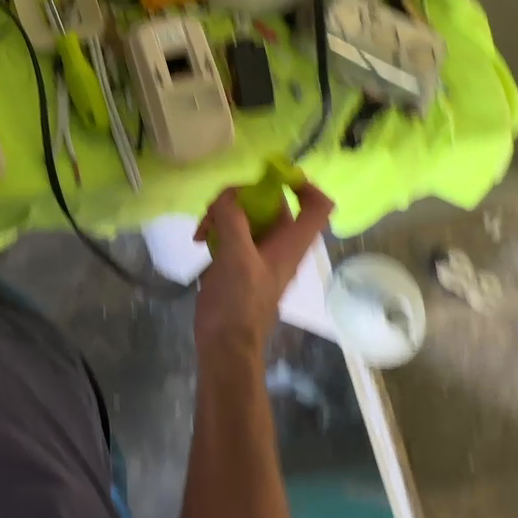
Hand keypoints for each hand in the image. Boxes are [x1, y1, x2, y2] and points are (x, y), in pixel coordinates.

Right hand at [193, 181, 334, 361]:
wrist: (225, 343)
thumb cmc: (238, 303)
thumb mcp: (236, 258)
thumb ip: (233, 221)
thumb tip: (228, 196)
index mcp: (291, 244)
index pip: (317, 206)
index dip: (302, 184)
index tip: (268, 175)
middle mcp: (281, 244)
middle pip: (273, 203)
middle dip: (242, 197)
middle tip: (216, 208)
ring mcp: (260, 252)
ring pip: (248, 215)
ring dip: (223, 213)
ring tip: (202, 229)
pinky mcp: (241, 260)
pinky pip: (234, 231)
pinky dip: (217, 228)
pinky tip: (200, 240)